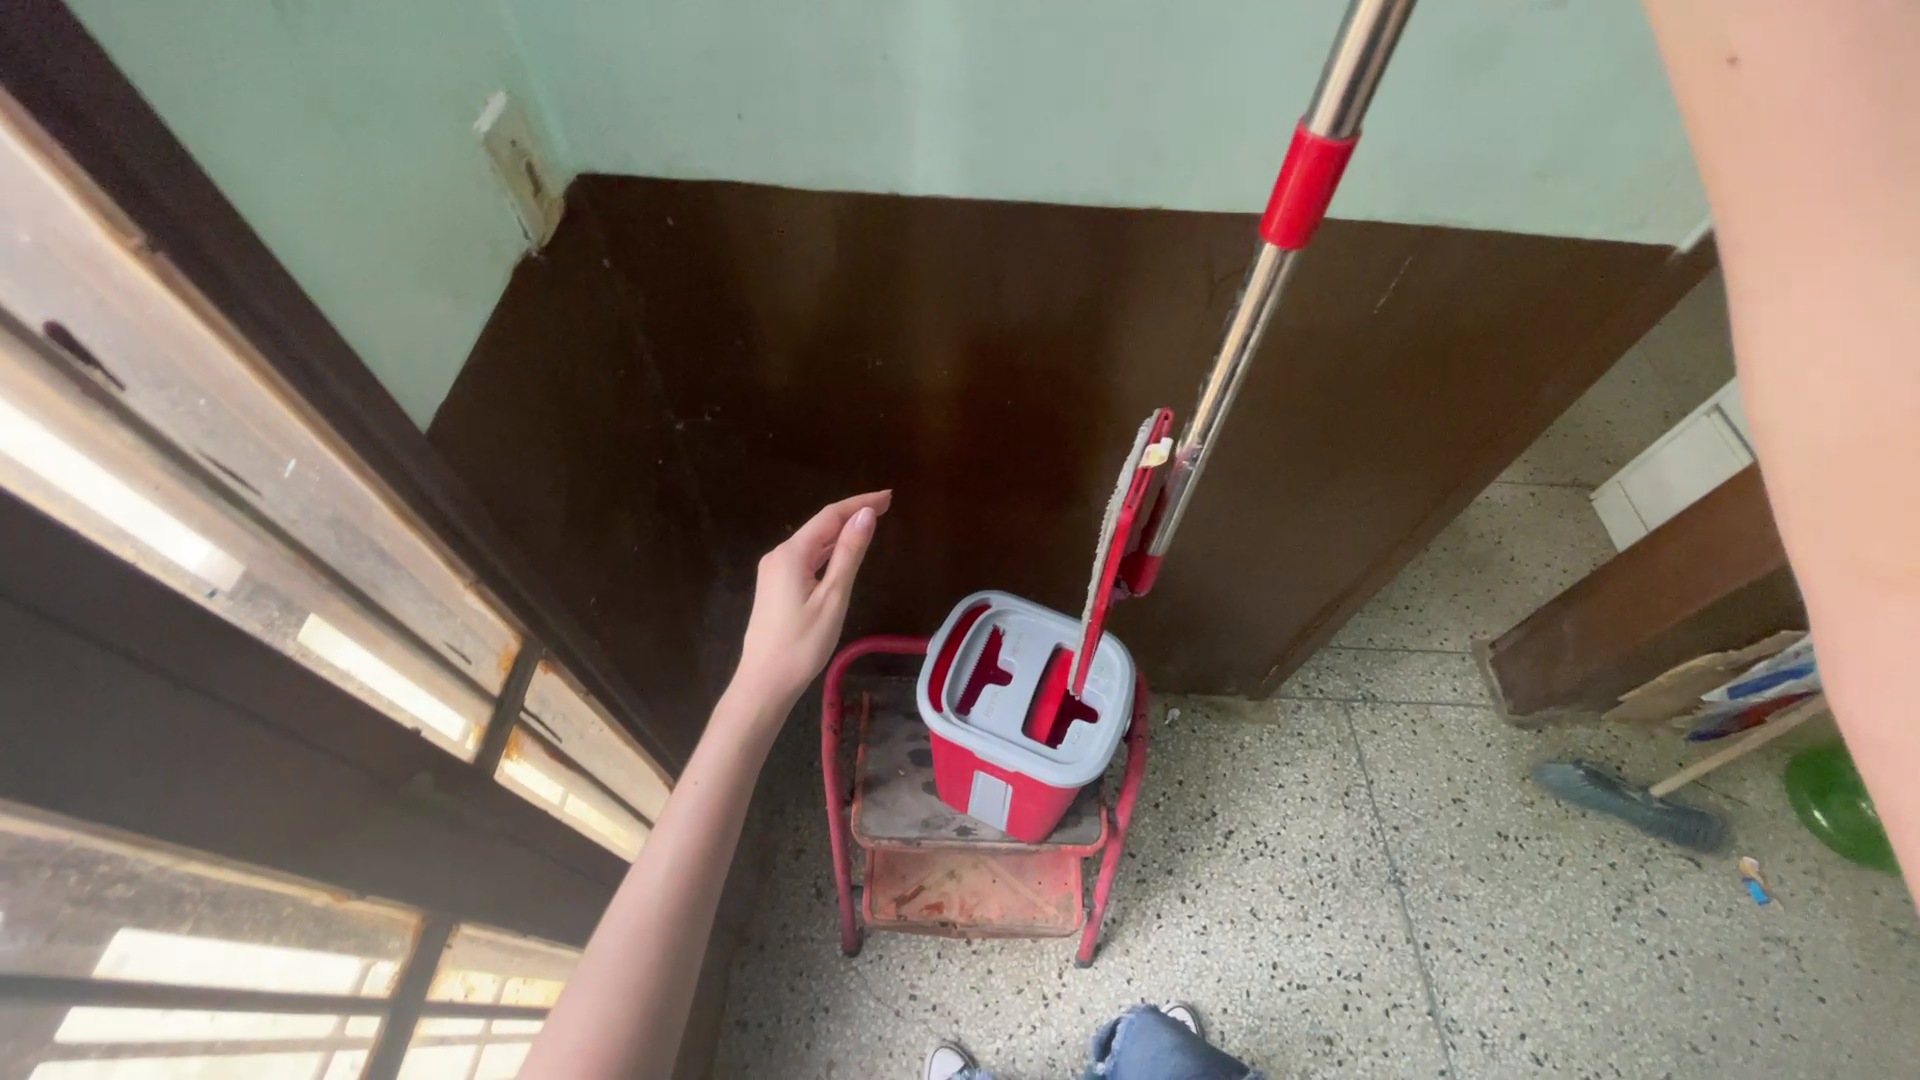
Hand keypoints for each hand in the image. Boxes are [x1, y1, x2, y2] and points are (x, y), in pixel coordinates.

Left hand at [730, 491, 890, 712]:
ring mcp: (774, 571)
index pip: (830, 516)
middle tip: (887, 506)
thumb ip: (849, 554)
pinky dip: (829, 550)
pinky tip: (844, 552)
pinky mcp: (776, 586)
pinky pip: (807, 558)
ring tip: (872, 524)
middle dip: (853, 513)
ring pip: (813, 542)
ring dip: (842, 532)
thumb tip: (866, 515)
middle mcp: (779, 555)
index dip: (860, 503)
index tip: (889, 497)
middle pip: (820, 526)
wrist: (765, 682)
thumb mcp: (833, 597)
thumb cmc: (802, 644)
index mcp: (791, 554)